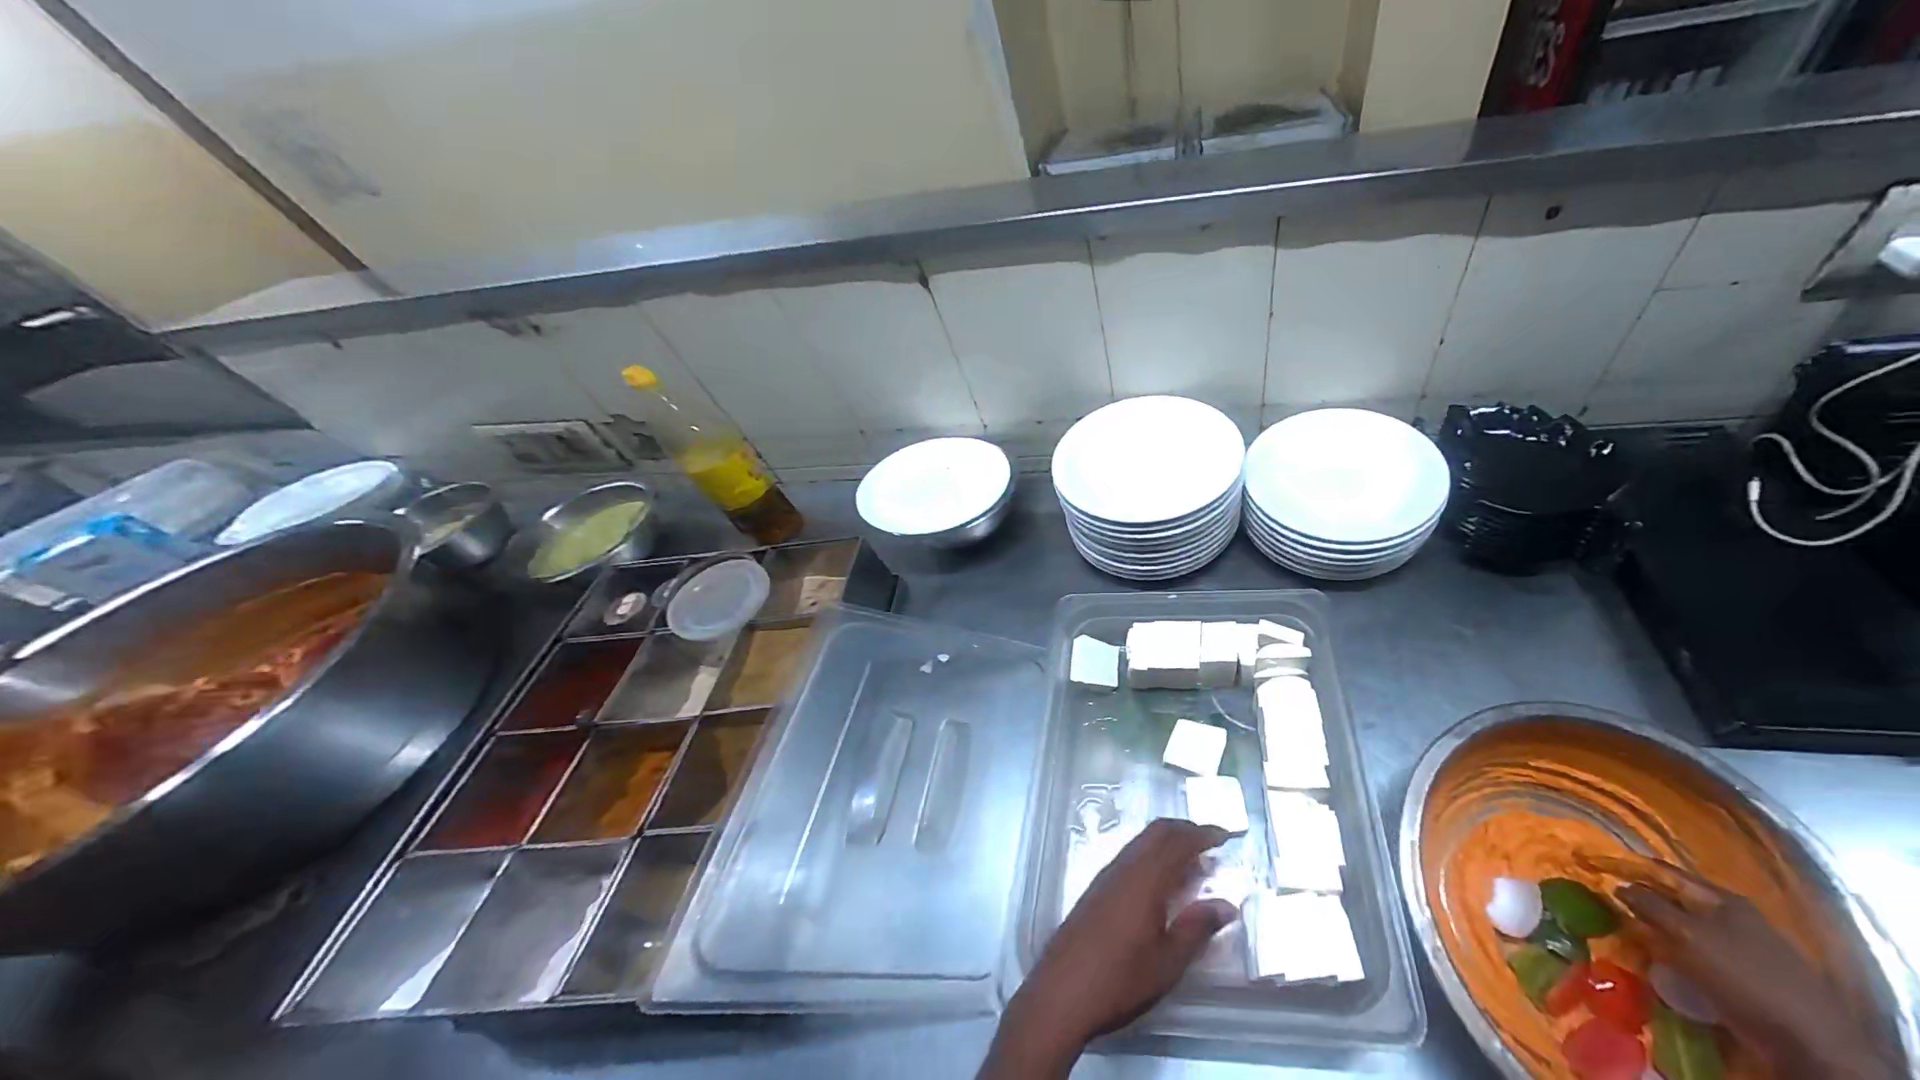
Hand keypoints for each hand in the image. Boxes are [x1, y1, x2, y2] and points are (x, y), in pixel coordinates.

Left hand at [979, 819, 1236, 1079]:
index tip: (1226, 835)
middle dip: (1184, 831)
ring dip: (1167, 844)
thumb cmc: (1120, 979)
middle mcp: (1122, 869)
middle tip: (1212, 842)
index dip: (1202, 834)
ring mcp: (1104, 878)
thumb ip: (1196, 928)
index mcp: (1144, 879)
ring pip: (1140, 844)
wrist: (1061, 992)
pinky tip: (1161, 884)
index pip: (1176, 842)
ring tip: (1193, 864)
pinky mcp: (1094, 892)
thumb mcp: (1168, 961)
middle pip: (1155, 833)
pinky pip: (1129, 859)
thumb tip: (1225, 905)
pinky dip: (1151, 858)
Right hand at [1616, 864, 1899, 1079]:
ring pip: (1677, 925)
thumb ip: (1648, 906)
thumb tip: (1618, 886)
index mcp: (1719, 898)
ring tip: (1617, 928)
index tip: (1585, 861)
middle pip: (1669, 896)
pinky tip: (1650, 958)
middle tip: (1597, 897)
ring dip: (1647, 926)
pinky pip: (1688, 950)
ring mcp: (1734, 943)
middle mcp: (1727, 914)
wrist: (1804, 1037)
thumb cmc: (1742, 975)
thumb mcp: (1687, 935)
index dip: (1622, 864)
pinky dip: (1665, 950)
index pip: (1661, 870)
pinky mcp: (1734, 970)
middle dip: (1634, 897)